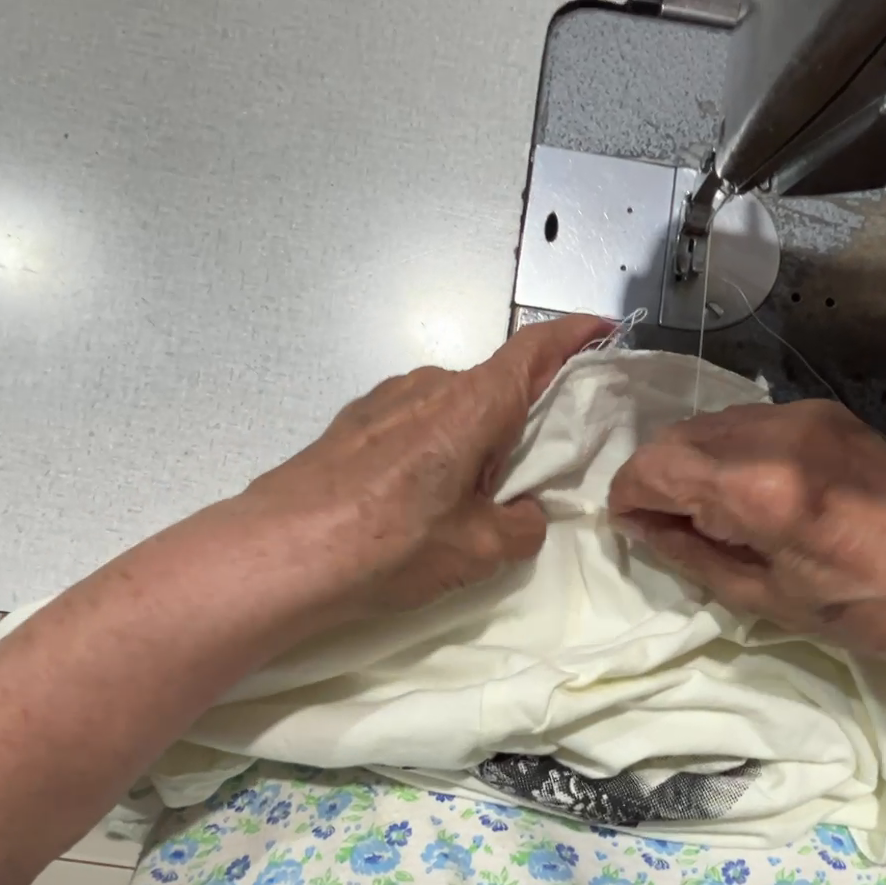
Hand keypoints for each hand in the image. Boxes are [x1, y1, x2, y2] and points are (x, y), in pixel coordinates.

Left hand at [237, 314, 612, 615]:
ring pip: (450, 408)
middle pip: (493, 387)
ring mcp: (383, 399)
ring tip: (459, 502)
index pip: (536, 349)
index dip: (574, 335)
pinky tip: (409, 500)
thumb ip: (521, 528)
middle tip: (523, 478)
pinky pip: (411, 424)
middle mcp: (429, 385)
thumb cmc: (391, 545)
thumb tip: (525, 515)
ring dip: (469, 441)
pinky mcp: (350, 422)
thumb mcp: (477, 551)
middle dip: (518, 422)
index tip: (603, 330)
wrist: (282, 554)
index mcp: (473, 404)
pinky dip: (430, 449)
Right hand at [607, 400, 885, 666]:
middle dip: (654, 479)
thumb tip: (640, 526)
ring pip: (705, 424)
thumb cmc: (864, 607)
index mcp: (759, 491)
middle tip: (667, 524)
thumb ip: (689, 553)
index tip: (630, 526)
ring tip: (711, 510)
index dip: (627, 497)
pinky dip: (723, 451)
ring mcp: (801, 414)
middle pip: (672, 437)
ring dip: (688, 462)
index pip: (653, 467)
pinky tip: (747, 488)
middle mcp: (775, 435)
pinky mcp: (822, 410)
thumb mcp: (762, 596)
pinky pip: (743, 421)